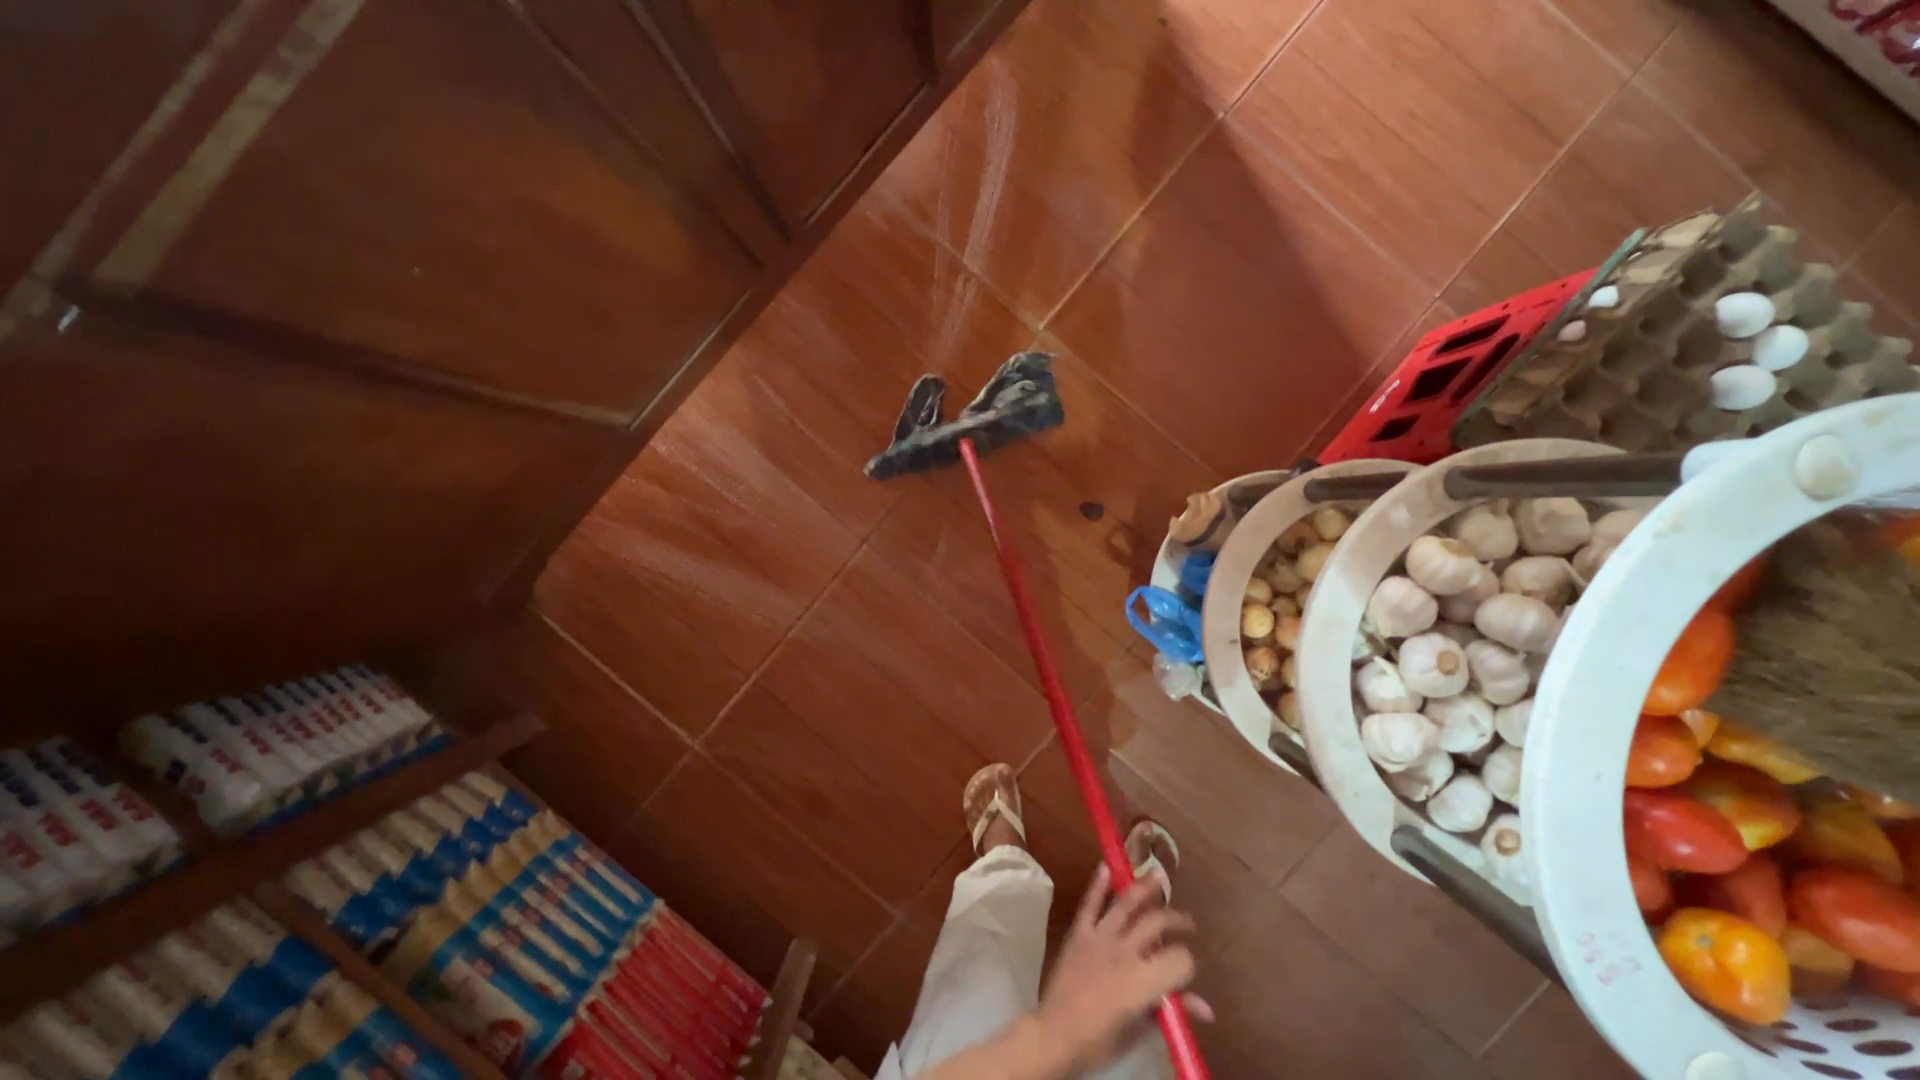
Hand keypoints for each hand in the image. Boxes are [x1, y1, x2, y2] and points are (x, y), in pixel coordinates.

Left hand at [1035, 865, 1209, 1070]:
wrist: (1056, 1034)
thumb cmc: (1102, 1039)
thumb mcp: (1143, 1029)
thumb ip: (1173, 1009)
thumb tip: (1206, 1010)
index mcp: (1145, 979)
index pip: (1180, 957)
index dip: (1188, 961)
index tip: (1187, 968)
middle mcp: (1126, 951)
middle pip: (1158, 923)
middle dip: (1178, 920)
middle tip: (1187, 924)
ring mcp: (1100, 938)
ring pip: (1127, 904)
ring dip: (1145, 888)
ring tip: (1158, 877)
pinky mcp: (1079, 934)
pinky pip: (1090, 905)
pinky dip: (1098, 885)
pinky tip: (1107, 867)